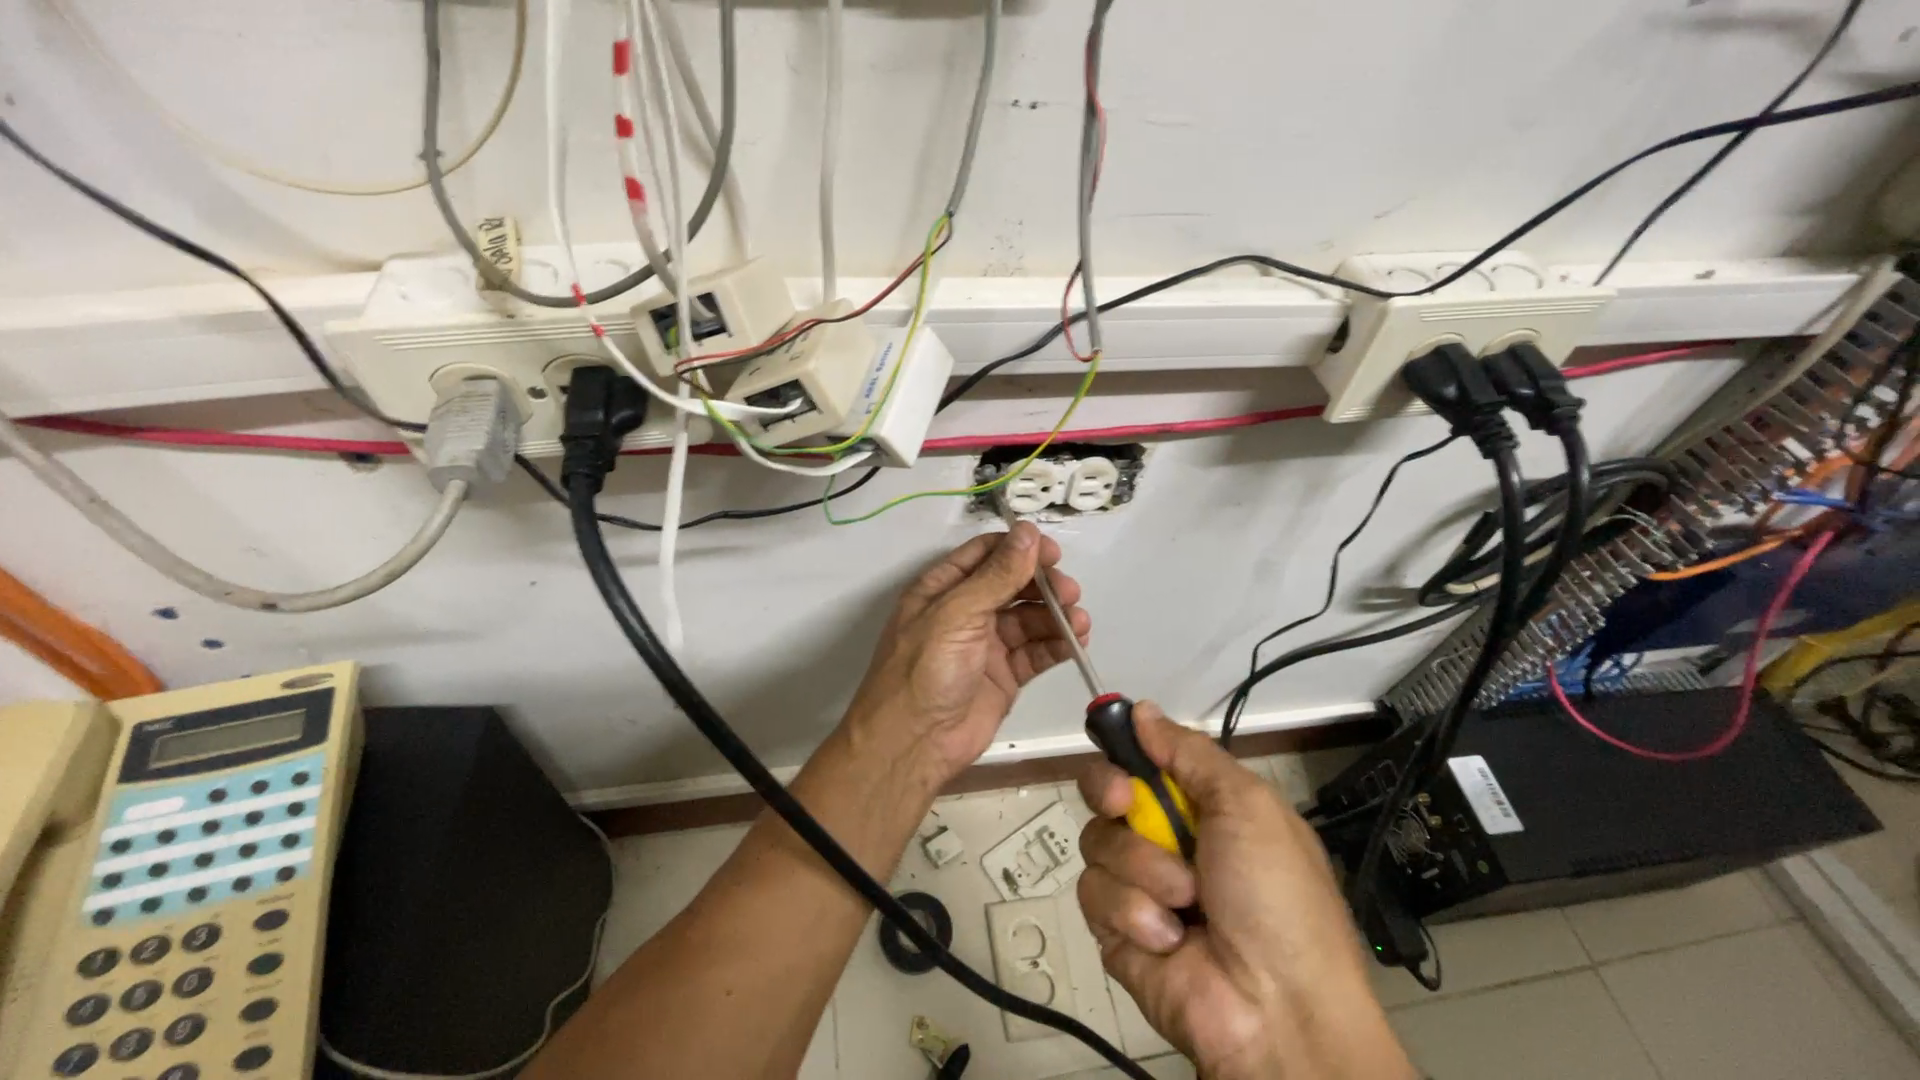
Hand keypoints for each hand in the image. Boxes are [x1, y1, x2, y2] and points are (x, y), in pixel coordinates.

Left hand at [843, 522, 1089, 788]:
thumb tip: (1029, 533)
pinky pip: (1035, 652)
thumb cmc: (925, 670)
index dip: (1019, 549)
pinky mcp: (1004, 675)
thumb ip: (997, 575)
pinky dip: (1057, 644)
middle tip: (1069, 592)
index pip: (986, 555)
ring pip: (1029, 619)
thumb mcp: (958, 614)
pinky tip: (1075, 642)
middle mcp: (965, 612)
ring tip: (1078, 621)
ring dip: (1055, 616)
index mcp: (943, 589)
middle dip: (1042, 585)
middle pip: (1012, 585)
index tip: (1052, 553)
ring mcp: (986, 645)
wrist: (913, 743)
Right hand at [1076, 704, 1416, 1079]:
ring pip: (1097, 841)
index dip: (1127, 753)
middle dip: (1111, 793)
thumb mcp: (1249, 807)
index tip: (1126, 754)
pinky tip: (1169, 938)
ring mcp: (1139, 885)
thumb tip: (1141, 709)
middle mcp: (1168, 840)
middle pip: (1106, 792)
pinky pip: (1094, 894)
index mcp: (1206, 808)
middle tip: (1127, 806)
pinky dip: (1132, 912)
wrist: (1276, 1010)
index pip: (1145, 761)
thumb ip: (1190, 754)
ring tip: (1185, 902)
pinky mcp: (1116, 929)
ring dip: (1141, 868)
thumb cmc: (1275, 896)